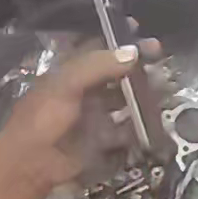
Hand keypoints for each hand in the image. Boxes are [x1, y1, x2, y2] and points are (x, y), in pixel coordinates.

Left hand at [0, 40, 162, 192]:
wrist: (32, 164)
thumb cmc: (44, 119)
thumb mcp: (67, 85)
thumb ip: (98, 65)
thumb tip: (134, 52)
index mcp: (70, 73)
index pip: (99, 50)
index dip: (120, 41)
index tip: (144, 34)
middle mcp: (84, 91)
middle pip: (116, 75)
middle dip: (138, 68)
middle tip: (161, 63)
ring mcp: (94, 116)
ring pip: (124, 100)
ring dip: (143, 96)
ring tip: (164, 91)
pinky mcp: (102, 139)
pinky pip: (125, 129)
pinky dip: (139, 126)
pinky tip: (154, 122)